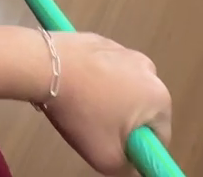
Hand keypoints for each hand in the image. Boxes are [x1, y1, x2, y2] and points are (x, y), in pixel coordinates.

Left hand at [40, 33, 171, 174]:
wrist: (43, 65)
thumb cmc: (80, 112)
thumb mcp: (108, 159)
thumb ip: (129, 169)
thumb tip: (132, 165)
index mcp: (159, 96)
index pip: (159, 136)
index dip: (138, 148)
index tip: (115, 146)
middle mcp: (147, 68)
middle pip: (142, 109)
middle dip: (124, 121)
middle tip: (97, 127)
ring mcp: (122, 48)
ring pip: (122, 87)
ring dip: (109, 99)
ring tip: (83, 104)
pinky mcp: (99, 39)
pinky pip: (105, 68)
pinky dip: (94, 77)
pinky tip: (75, 83)